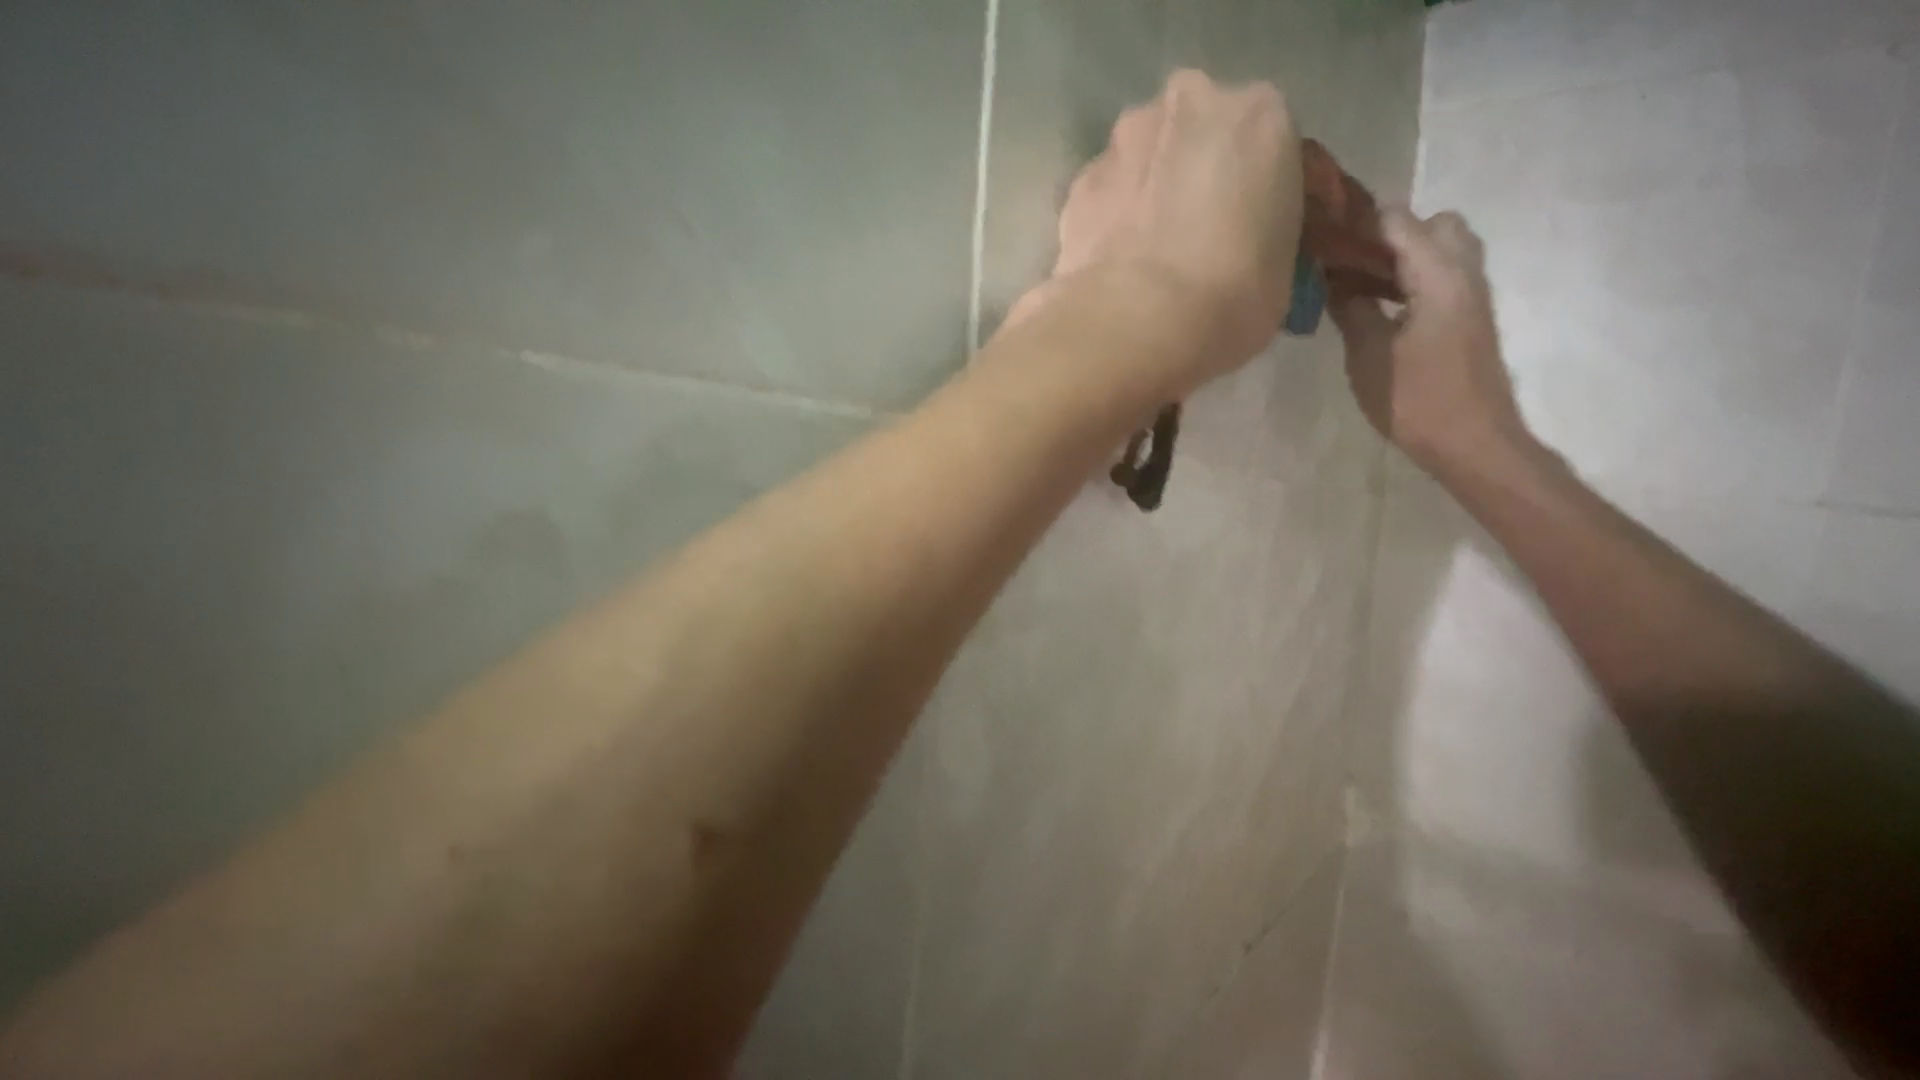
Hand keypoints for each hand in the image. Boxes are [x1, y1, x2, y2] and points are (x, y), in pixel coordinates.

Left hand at [1005, 69, 1304, 387]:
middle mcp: (1190, 103)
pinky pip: (1112, 194)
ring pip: (1152, 158)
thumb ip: (1271, 231)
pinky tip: (1122, 262)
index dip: (1280, 196)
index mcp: (1261, 115)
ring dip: (1160, 190)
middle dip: (1212, 175)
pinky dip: (1118, 218)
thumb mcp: (1287, 268)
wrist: (1133, 322)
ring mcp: (1124, 138)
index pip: (1281, 148)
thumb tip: (1252, 246)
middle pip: (1208, 137)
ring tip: (1161, 252)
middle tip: (1215, 237)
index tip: (1275, 236)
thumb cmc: (1231, 296)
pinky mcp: (1079, 181)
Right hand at [1331, 209, 1532, 473]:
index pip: (1399, 222)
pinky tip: (1382, 309)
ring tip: (1361, 284)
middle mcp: (1464, 274)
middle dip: (1394, 234)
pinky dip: (1415, 280)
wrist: (1474, 443)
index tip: (1325, 229)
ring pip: (1445, 251)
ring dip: (1406, 258)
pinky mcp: (1471, 321)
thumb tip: (1336, 283)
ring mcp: (1473, 297)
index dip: (1360, 220)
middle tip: (1354, 261)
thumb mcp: (1369, 356)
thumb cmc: (1418, 400)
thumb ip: (1352, 310)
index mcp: (1439, 276)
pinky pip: (1445, 278)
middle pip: (1436, 225)